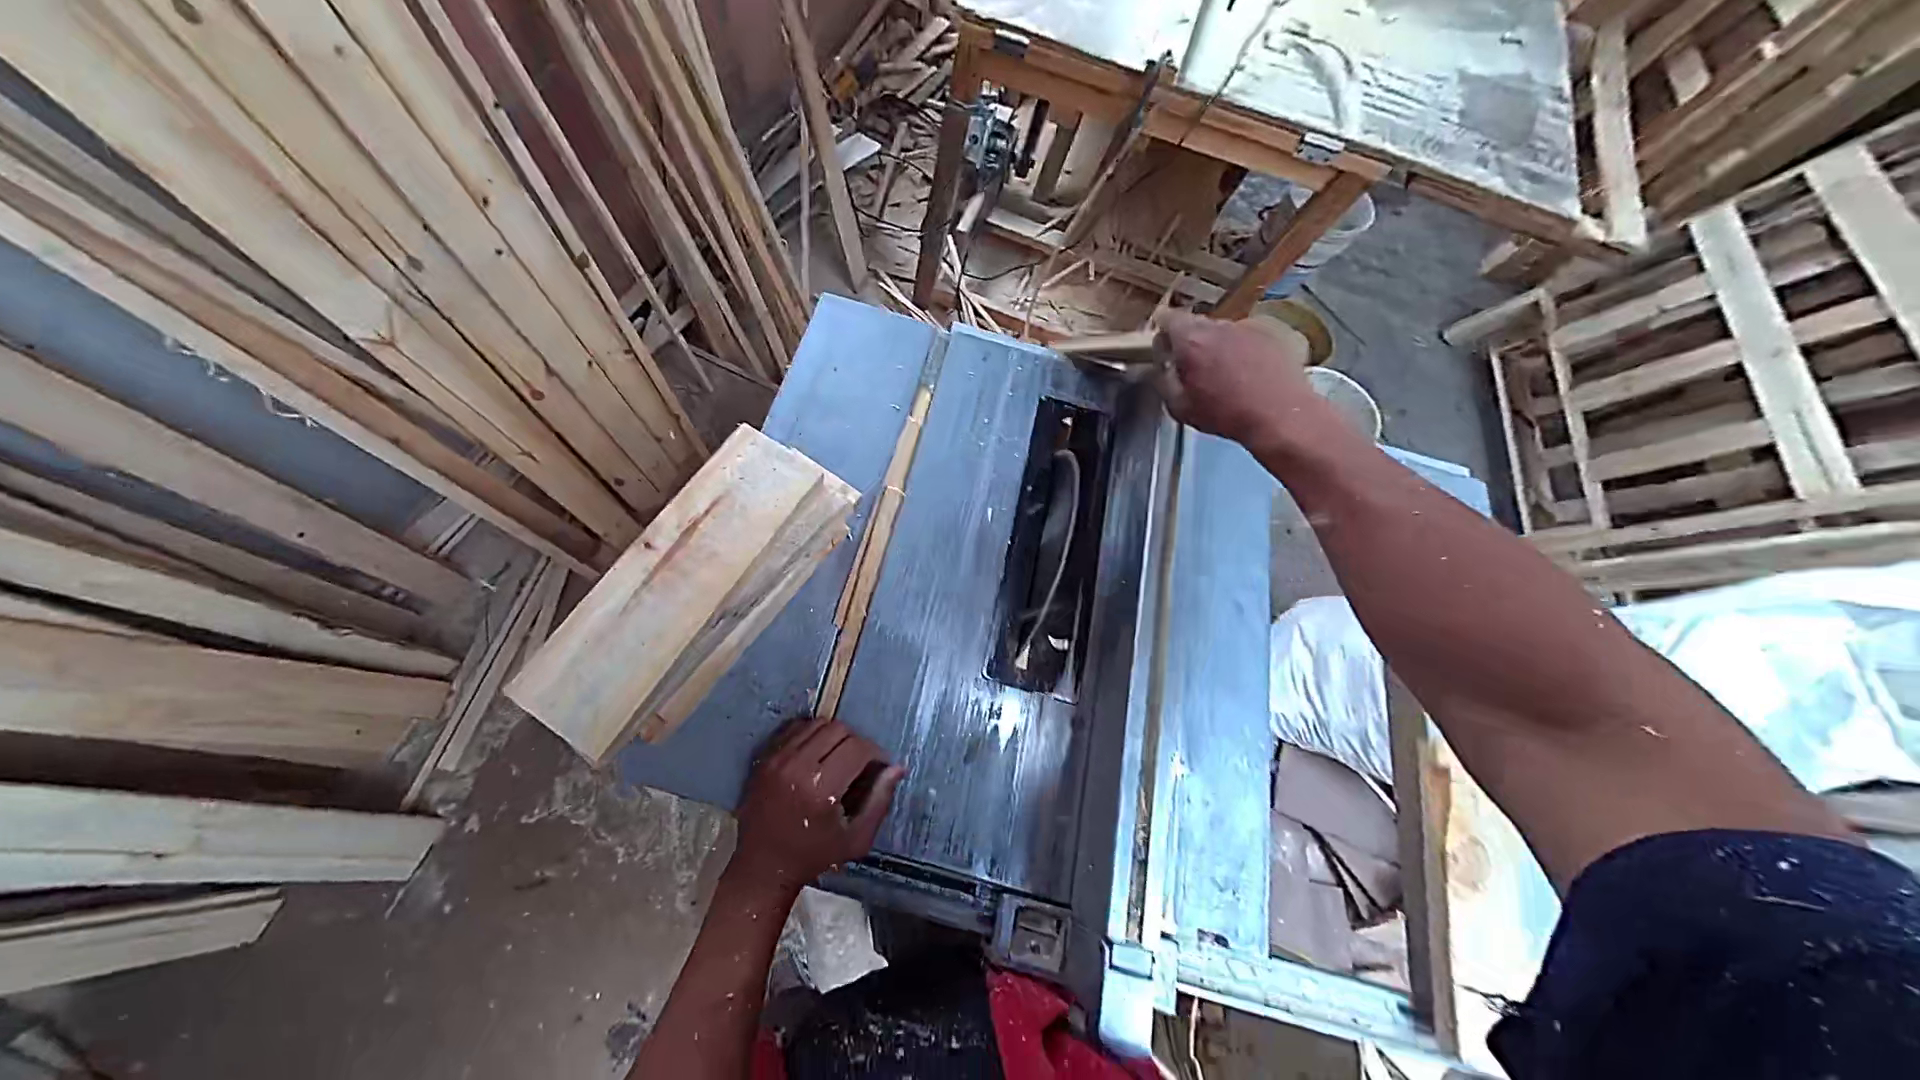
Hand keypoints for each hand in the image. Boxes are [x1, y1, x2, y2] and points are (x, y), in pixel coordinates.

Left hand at [733, 717, 903, 892]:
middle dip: (857, 742)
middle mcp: (797, 767)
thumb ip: (879, 801)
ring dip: (835, 737)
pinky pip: (796, 728)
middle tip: (860, 763)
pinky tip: (818, 754)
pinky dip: (812, 735)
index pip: (858, 748)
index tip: (880, 765)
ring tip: (839, 757)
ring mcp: (778, 759)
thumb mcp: (856, 839)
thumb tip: (897, 767)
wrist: (763, 866)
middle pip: (839, 729)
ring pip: (818, 724)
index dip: (876, 753)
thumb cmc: (812, 856)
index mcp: (821, 790)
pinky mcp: (765, 757)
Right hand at [1155, 310, 1321, 449]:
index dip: (1163, 333)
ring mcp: (1248, 327)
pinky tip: (1248, 374)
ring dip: (1217, 347)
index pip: (1167, 318)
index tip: (1165, 351)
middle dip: (1190, 342)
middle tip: (1193, 370)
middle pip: (1196, 324)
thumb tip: (1161, 367)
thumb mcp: (1179, 407)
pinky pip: (1246, 337)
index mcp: (1191, 340)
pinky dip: (1241, 350)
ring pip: (1222, 331)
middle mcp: (1219, 325)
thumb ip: (1163, 380)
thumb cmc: (1226, 414)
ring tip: (1224, 375)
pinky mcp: (1271, 334)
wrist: (1280, 415)